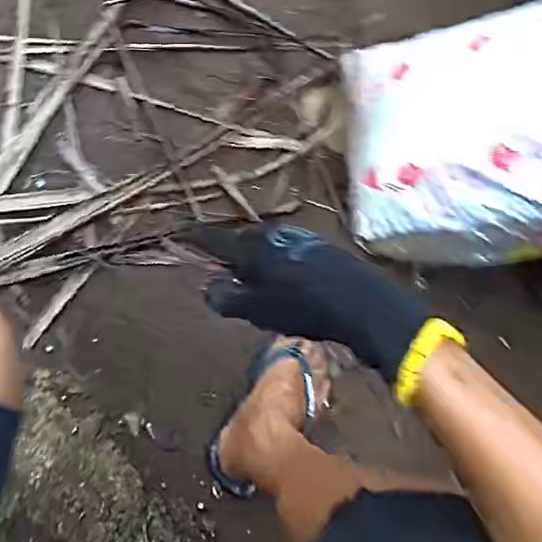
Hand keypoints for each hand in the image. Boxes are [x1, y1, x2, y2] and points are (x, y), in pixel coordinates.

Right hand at [187, 223, 430, 383]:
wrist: (361, 300)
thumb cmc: (301, 306)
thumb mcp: (256, 310)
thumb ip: (226, 298)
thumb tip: (209, 287)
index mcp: (248, 247)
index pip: (213, 239)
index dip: (194, 237)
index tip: (179, 232)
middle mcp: (268, 234)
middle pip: (239, 239)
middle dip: (229, 251)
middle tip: (222, 266)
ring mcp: (295, 236)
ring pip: (264, 244)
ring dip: (256, 257)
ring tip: (255, 278)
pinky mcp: (317, 245)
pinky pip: (285, 249)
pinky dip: (277, 260)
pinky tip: (287, 279)